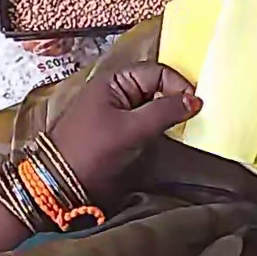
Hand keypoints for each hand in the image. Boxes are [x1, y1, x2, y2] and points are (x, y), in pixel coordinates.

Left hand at [49, 61, 199, 200]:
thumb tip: (195, 101)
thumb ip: (164, 111)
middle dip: (175, 98)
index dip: (177, 85)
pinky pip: (146, 122)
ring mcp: (118, 112)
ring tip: (186, 127)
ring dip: (169, 114)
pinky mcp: (120, 132)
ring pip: (153, 105)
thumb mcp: (130, 129)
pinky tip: (171, 136)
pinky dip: (160, 126)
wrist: (61, 184)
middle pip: (156, 86)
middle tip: (194, 117)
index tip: (195, 106)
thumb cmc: (92, 150)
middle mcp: (117, 91)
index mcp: (114, 81)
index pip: (156, 72)